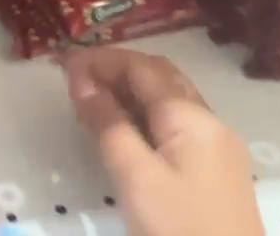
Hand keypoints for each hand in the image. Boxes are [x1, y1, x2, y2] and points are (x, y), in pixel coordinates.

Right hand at [61, 48, 263, 235]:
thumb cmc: (179, 234)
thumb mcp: (134, 177)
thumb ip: (106, 121)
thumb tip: (80, 79)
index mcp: (191, 117)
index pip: (140, 68)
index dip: (99, 61)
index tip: (62, 67)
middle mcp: (209, 122)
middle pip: (158, 76)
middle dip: (116, 70)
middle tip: (76, 81)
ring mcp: (217, 148)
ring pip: (167, 101)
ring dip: (129, 92)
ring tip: (90, 104)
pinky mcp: (216, 173)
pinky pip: (175, 126)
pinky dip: (144, 117)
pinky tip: (121, 132)